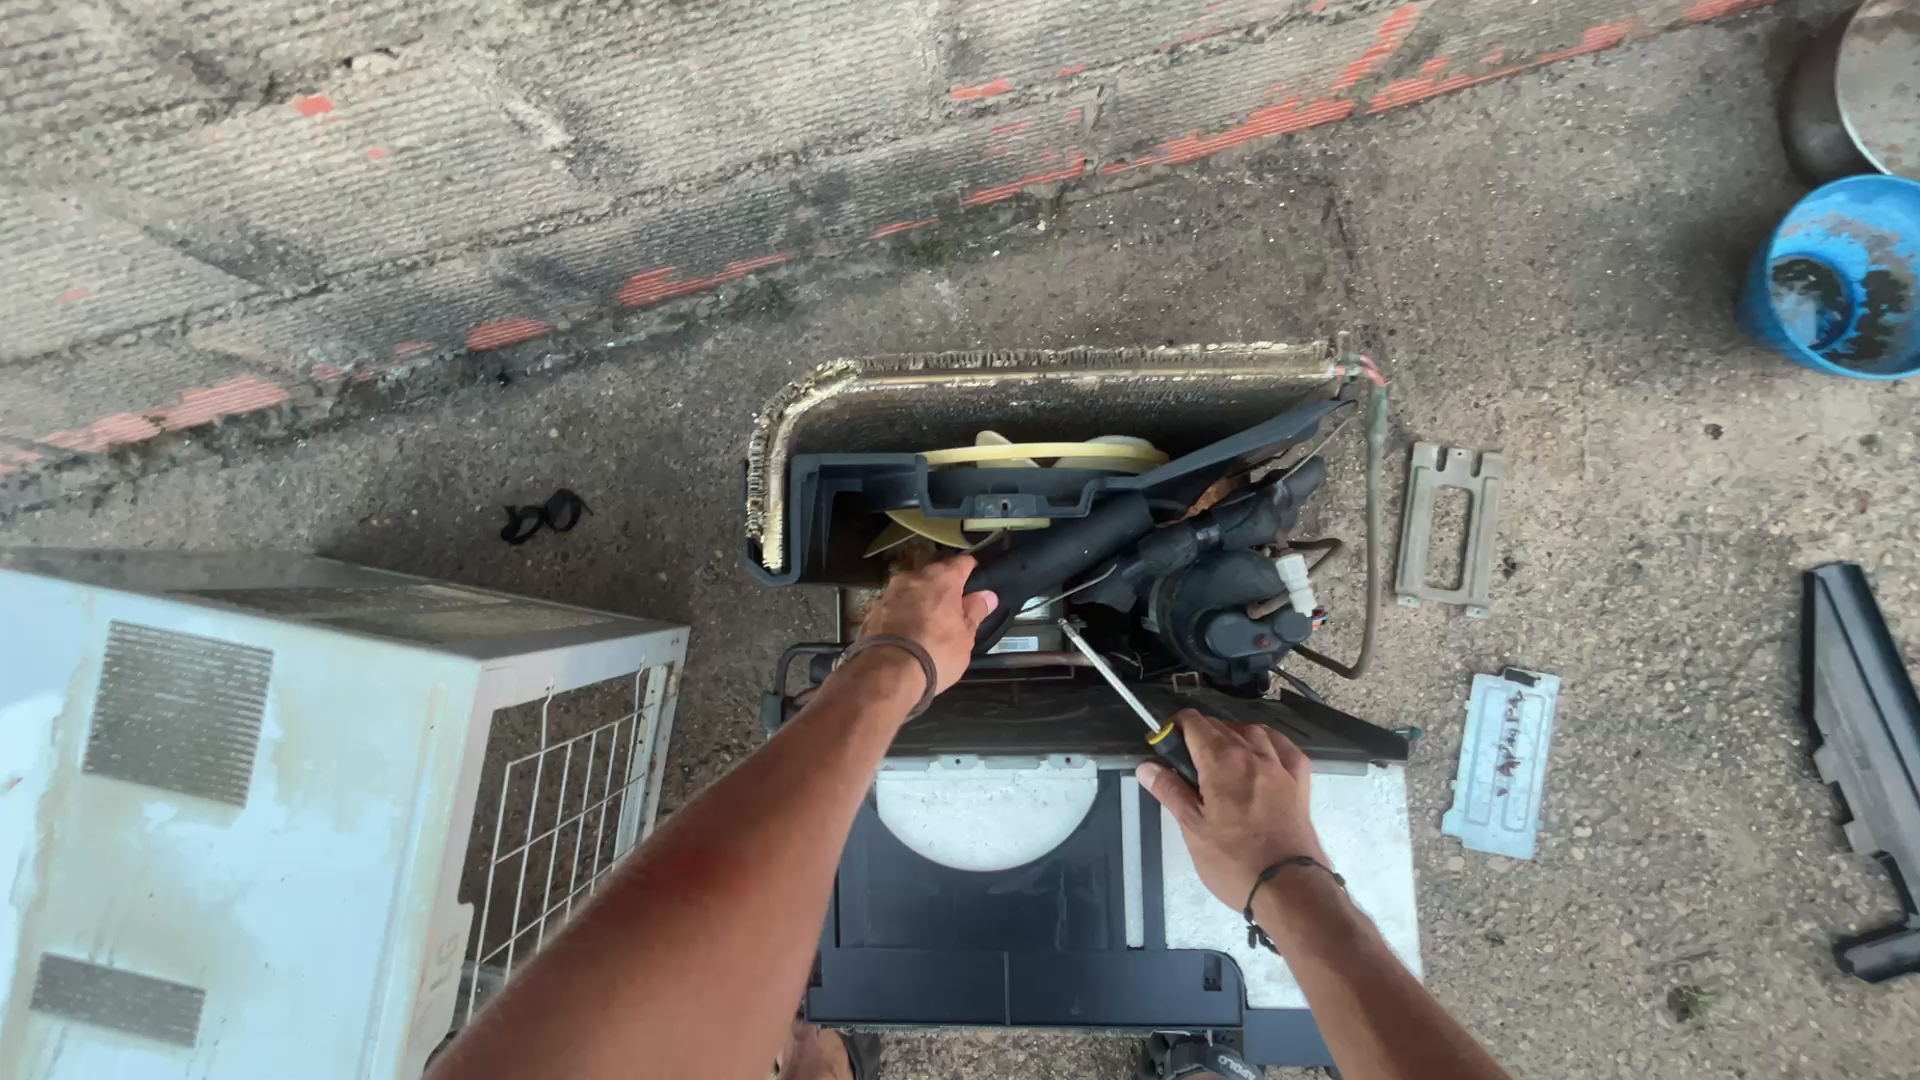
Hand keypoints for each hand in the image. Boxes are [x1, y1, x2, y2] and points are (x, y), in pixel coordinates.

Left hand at [859, 555, 998, 693]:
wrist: (887, 672)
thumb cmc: (936, 652)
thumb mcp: (966, 636)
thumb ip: (976, 611)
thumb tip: (987, 595)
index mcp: (943, 578)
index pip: (963, 562)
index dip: (971, 570)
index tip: (976, 581)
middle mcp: (915, 577)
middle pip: (935, 572)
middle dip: (945, 585)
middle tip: (954, 606)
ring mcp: (891, 591)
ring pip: (912, 587)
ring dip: (921, 597)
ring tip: (929, 619)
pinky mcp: (873, 609)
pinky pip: (895, 604)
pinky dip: (903, 611)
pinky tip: (907, 630)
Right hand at [1137, 710, 1329, 908]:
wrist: (1291, 891)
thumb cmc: (1235, 861)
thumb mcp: (1193, 828)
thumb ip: (1169, 791)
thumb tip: (1146, 766)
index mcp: (1221, 761)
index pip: (1193, 723)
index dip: (1174, 727)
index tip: (1165, 745)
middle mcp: (1252, 754)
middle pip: (1220, 726)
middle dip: (1199, 734)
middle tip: (1186, 762)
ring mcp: (1280, 767)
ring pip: (1252, 732)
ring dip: (1232, 734)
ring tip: (1221, 755)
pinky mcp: (1300, 783)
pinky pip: (1285, 747)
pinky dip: (1269, 742)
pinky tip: (1262, 753)